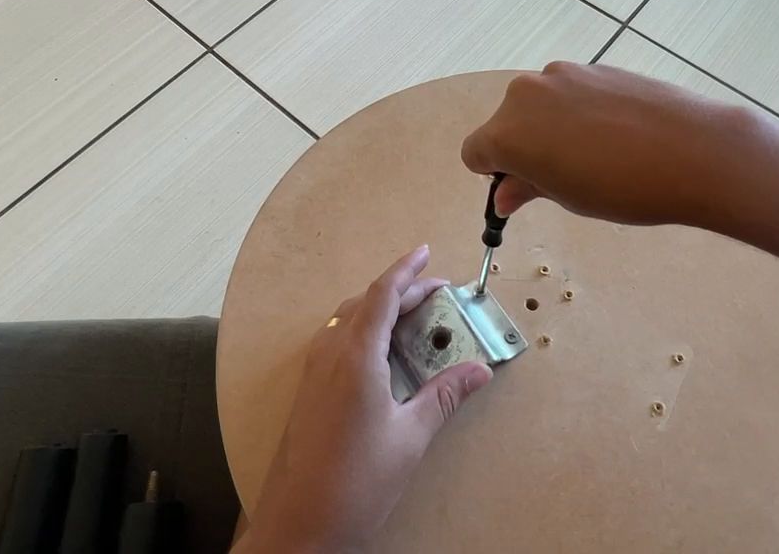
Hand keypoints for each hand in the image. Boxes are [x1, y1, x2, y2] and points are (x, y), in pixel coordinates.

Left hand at [240, 246, 492, 553]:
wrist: (298, 528)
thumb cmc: (356, 482)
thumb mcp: (410, 437)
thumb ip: (444, 396)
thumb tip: (480, 371)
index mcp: (355, 355)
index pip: (382, 294)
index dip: (406, 269)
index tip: (424, 251)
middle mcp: (330, 353)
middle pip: (367, 303)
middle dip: (401, 290)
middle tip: (435, 291)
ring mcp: (314, 371)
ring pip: (348, 319)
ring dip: (380, 308)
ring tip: (411, 315)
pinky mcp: (308, 389)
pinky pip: (336, 339)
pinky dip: (363, 328)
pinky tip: (378, 350)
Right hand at [460, 61, 767, 229]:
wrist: (693, 150)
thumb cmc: (622, 188)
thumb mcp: (568, 197)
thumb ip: (527, 188)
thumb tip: (503, 195)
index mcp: (507, 132)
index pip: (475, 153)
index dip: (495, 173)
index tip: (525, 187)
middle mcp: (524, 93)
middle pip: (505, 123)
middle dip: (523, 146)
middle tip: (565, 174)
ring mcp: (561, 73)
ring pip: (539, 104)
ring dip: (551, 125)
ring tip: (597, 152)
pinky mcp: (594, 65)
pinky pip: (571, 91)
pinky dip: (580, 110)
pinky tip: (618, 130)